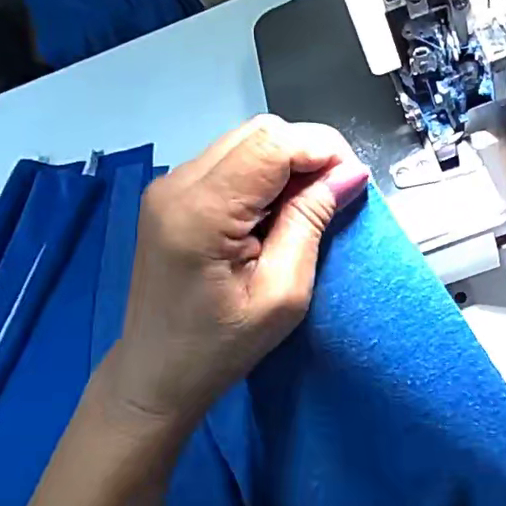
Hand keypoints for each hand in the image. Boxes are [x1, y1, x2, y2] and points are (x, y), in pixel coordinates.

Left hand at [102, 116, 368, 429]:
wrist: (155, 373)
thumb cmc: (221, 347)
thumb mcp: (282, 293)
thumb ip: (310, 221)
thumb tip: (348, 173)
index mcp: (201, 211)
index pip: (272, 143)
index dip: (321, 149)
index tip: (351, 182)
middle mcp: (178, 184)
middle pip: (259, 131)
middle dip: (307, 151)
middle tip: (332, 194)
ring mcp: (169, 185)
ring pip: (246, 140)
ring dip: (286, 161)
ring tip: (305, 206)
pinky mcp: (171, 194)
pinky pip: (230, 160)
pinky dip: (263, 173)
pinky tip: (274, 210)